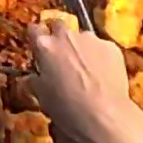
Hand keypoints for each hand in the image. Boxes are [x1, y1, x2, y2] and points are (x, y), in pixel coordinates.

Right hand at [29, 18, 142, 142]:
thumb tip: (31, 77)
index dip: (36, 38)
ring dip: (81, 48)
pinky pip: (102, 48)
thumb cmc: (68, 109)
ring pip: (82, 37)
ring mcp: (90, 38)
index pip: (34, 29)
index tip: (38, 48)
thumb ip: (34, 81)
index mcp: (45, 45)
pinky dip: (101, 57)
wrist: (107, 117)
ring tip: (87, 70)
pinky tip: (104, 76)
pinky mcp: (111, 46)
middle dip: (59, 37)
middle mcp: (66, 35)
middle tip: (62, 56)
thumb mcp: (43, 98)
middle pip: (58, 26)